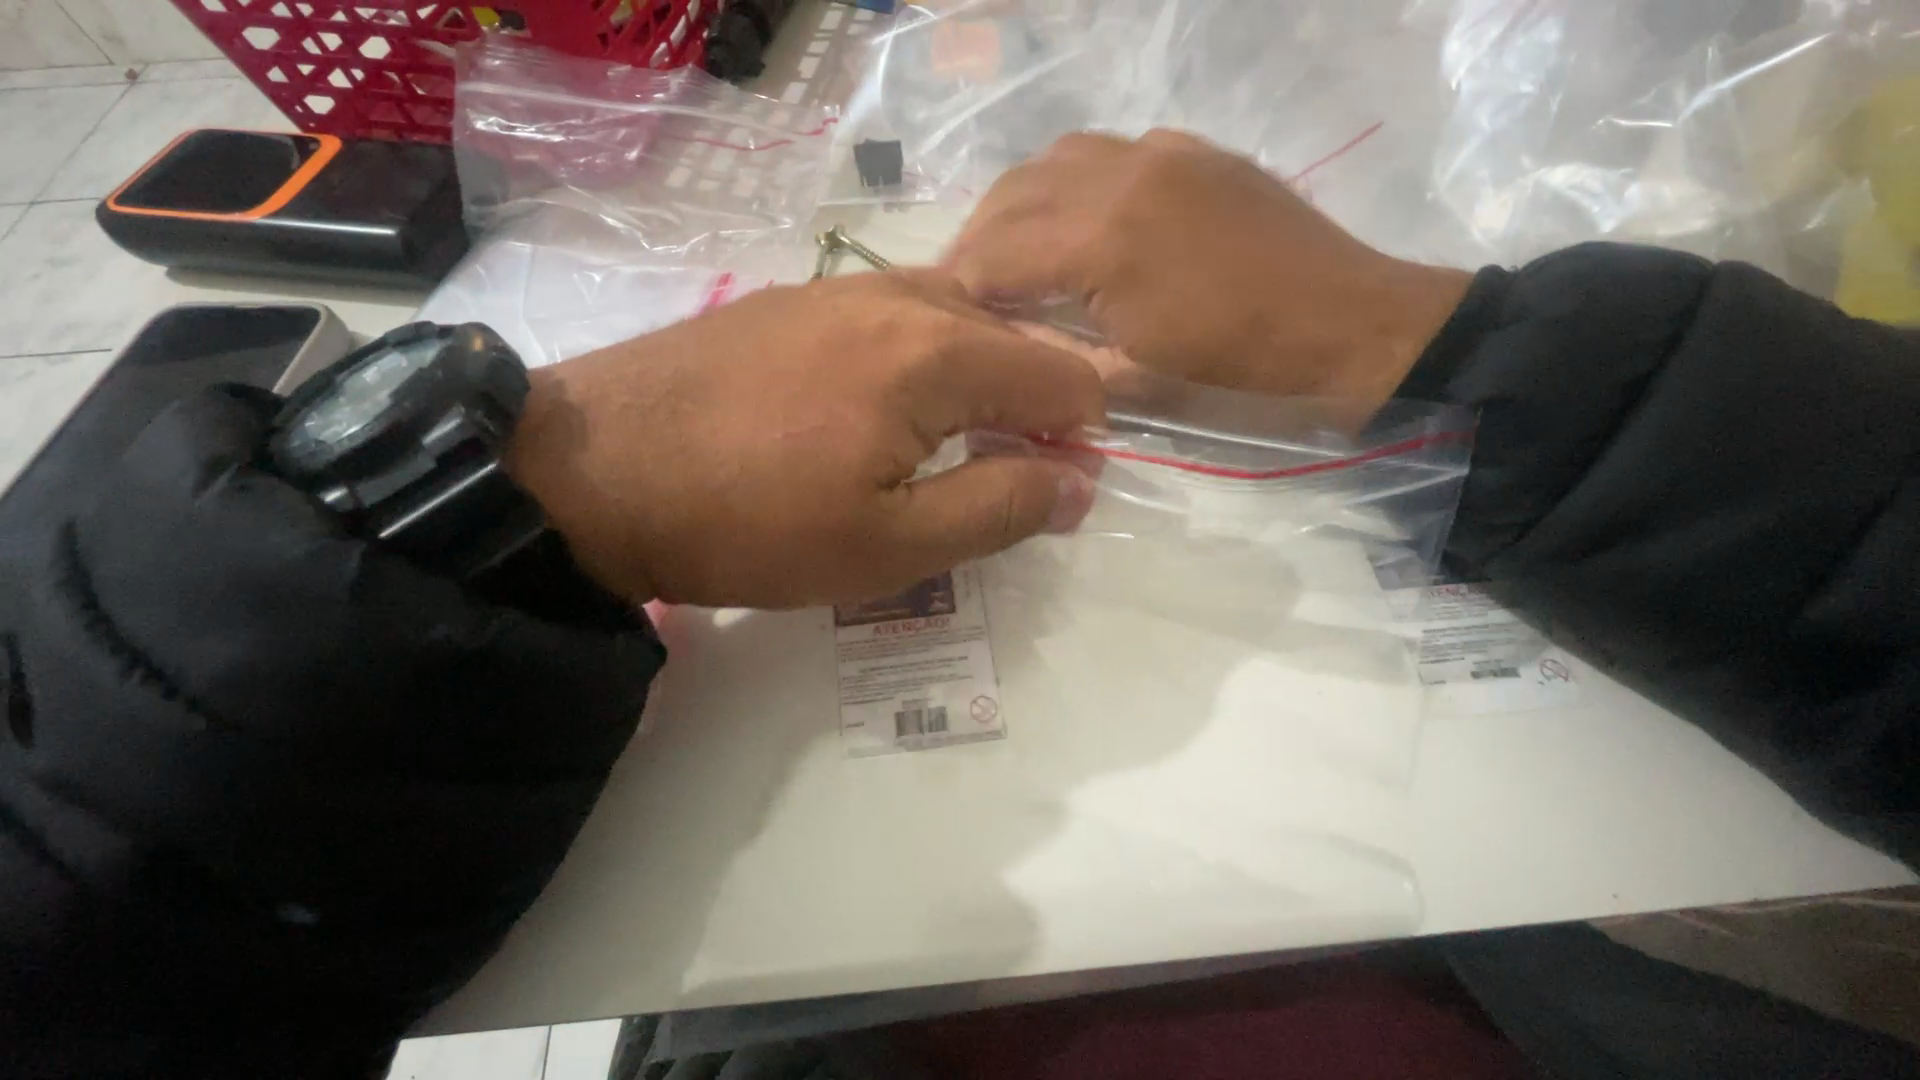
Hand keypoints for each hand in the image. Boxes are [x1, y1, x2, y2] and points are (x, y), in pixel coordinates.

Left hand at [503, 271, 1103, 608]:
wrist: (592, 472)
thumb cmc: (752, 524)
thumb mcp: (891, 546)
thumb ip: (999, 508)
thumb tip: (1079, 482)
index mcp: (939, 351)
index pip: (1064, 376)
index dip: (1081, 438)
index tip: (1053, 491)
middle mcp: (901, 296)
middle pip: (1014, 337)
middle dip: (1034, 405)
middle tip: (1003, 477)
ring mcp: (839, 288)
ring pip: (954, 321)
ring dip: (978, 381)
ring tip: (946, 449)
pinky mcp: (793, 300)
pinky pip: (895, 318)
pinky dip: (921, 361)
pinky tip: (881, 409)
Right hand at [944, 130, 1472, 408]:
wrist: (1353, 330)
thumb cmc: (1241, 374)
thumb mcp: (1136, 385)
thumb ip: (1056, 357)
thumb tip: (1001, 346)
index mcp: (1103, 241)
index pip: (994, 253)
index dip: (958, 287)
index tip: (940, 317)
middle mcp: (1122, 176)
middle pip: (1012, 195)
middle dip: (975, 242)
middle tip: (964, 290)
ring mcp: (1163, 153)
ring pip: (1055, 158)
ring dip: (1019, 205)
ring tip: (1013, 253)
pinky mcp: (1196, 152)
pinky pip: (1110, 150)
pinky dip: (1074, 182)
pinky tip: (1082, 221)